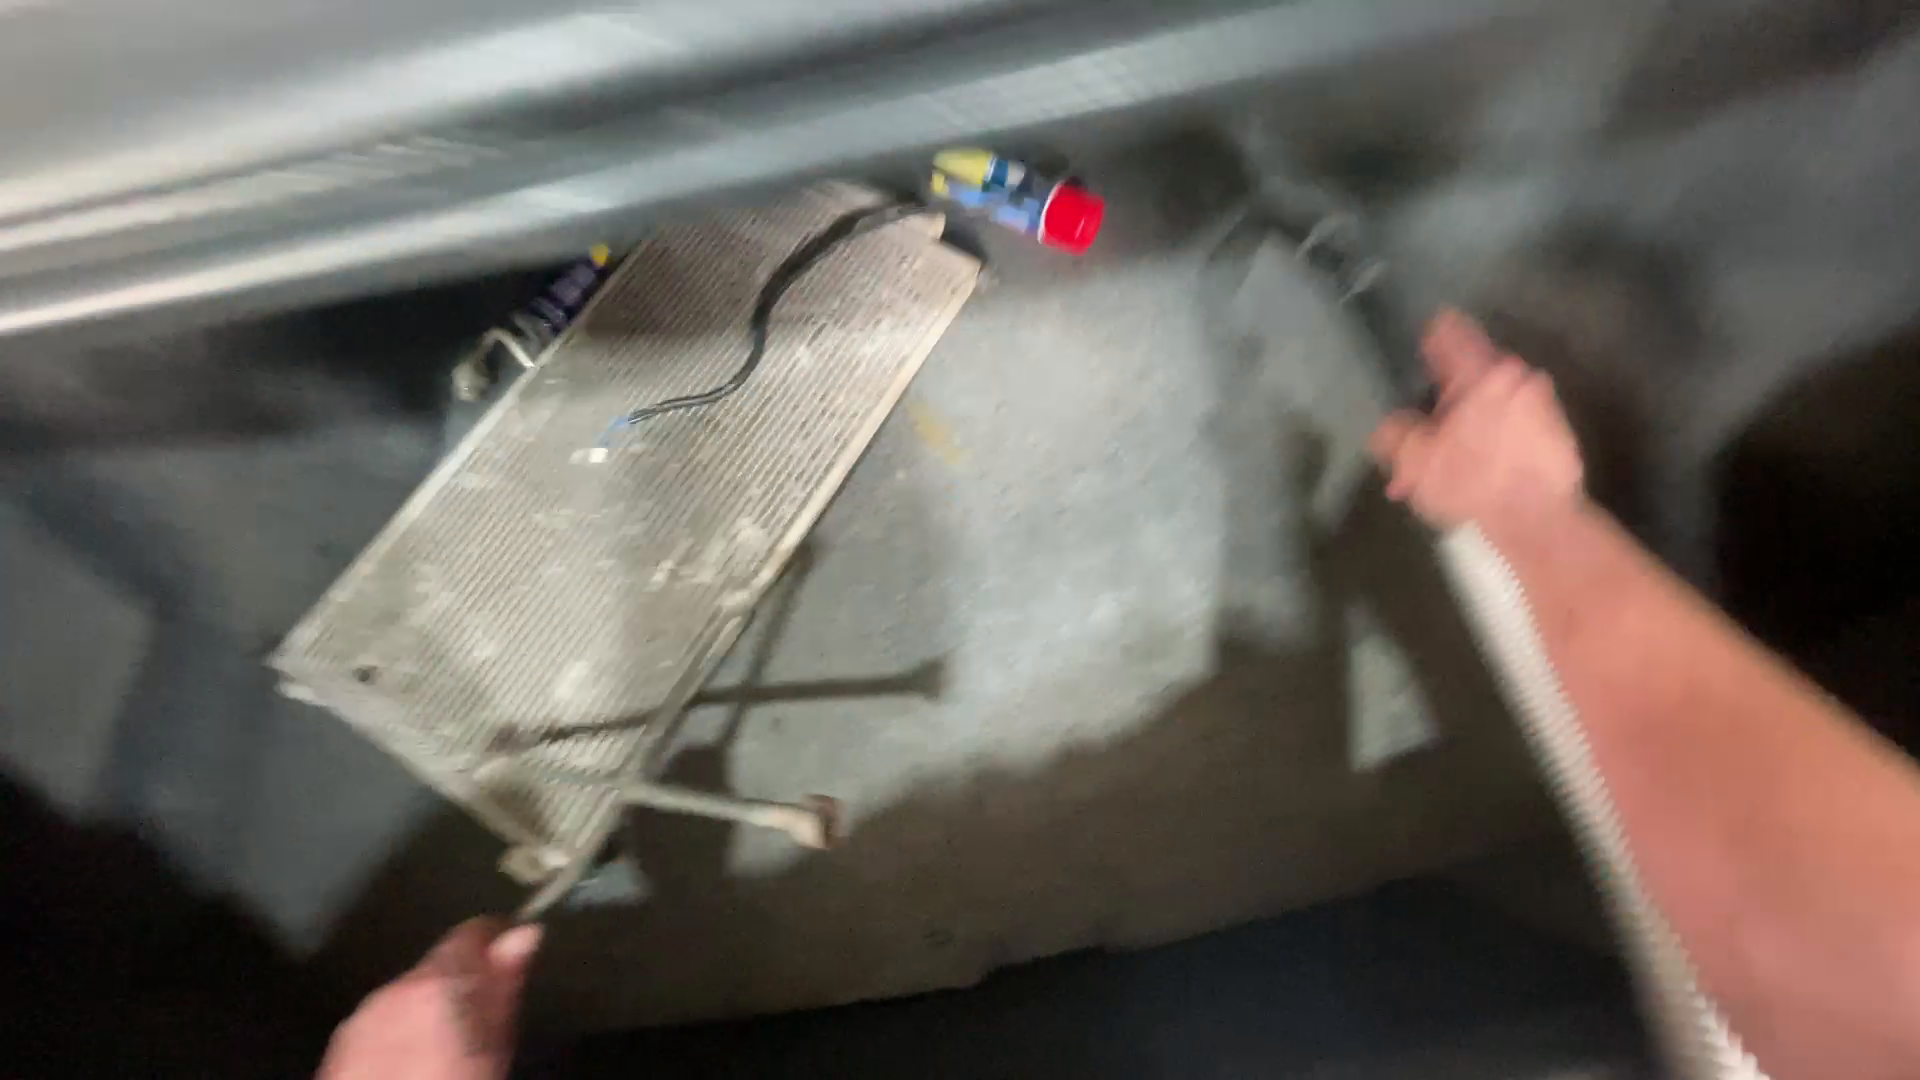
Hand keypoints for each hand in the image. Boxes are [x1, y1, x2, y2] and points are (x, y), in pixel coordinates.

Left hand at [317, 918, 541, 1079]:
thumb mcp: (494, 1043)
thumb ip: (506, 982)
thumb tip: (525, 933)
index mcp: (438, 980)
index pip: (473, 932)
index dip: (495, 943)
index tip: (509, 964)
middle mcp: (394, 988)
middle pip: (439, 966)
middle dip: (460, 984)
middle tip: (478, 1022)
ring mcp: (360, 1019)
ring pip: (408, 996)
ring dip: (427, 1010)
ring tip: (440, 1052)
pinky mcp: (335, 1051)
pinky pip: (381, 1024)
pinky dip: (399, 1034)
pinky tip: (406, 1068)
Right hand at [1368, 309, 1584, 530]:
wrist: (1536, 519)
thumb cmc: (1469, 480)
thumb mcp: (1412, 457)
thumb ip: (1394, 432)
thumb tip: (1389, 425)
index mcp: (1481, 377)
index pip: (1453, 339)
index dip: (1437, 331)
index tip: (1434, 319)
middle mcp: (1516, 382)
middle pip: (1473, 379)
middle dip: (1445, 401)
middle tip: (1423, 420)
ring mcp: (1541, 407)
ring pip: (1490, 407)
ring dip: (1463, 428)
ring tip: (1439, 460)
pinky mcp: (1556, 435)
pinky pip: (1511, 427)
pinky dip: (1487, 442)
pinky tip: (1469, 471)